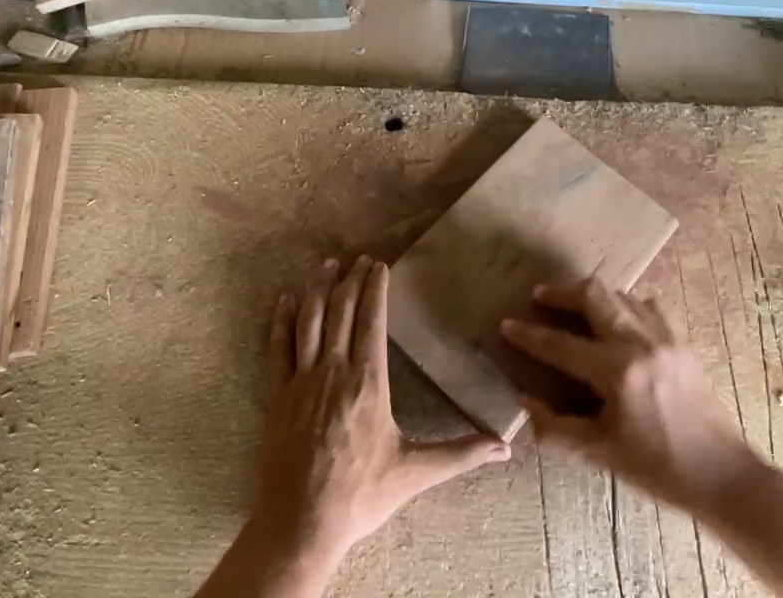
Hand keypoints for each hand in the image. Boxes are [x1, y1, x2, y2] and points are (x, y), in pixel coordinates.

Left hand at [251, 256, 511, 564]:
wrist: (301, 523)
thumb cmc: (361, 495)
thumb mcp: (415, 472)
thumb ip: (461, 454)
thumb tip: (505, 447)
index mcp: (368, 383)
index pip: (372, 321)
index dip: (375, 289)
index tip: (379, 265)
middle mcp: (333, 372)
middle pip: (341, 312)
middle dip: (350, 281)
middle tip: (358, 258)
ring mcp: (301, 381)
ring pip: (308, 322)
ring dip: (317, 289)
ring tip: (326, 265)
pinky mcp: (277, 396)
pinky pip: (276, 348)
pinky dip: (280, 320)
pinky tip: (283, 300)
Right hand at [500, 278, 756, 512]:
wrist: (722, 474)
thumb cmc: (658, 467)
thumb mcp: (600, 452)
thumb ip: (556, 425)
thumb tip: (525, 402)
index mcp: (616, 372)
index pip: (560, 344)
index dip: (529, 335)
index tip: (506, 324)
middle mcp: (639, 343)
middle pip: (593, 295)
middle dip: (561, 293)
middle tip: (540, 297)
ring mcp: (664, 337)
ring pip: (621, 295)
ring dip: (593, 297)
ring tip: (574, 308)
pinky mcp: (682, 341)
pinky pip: (649, 307)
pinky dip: (626, 305)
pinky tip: (619, 320)